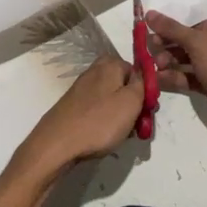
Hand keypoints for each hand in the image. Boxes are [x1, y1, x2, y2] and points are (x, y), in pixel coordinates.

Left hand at [14, 57, 143, 177]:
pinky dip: (106, 120)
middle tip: (137, 127)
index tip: (148, 112)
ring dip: (121, 116)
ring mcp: (83, 87)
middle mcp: (95, 70)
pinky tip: (106, 136)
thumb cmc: (100, 121)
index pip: (138, 72)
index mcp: (110, 64)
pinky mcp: (75, 104)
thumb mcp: (131, 101)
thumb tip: (143, 73)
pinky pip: (99, 109)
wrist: (58, 143)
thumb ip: (142, 84)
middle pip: (124, 85)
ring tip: (122, 135)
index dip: (146, 92)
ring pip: (112, 99)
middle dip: (134, 105)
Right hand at [147, 12, 206, 141]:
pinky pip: (187, 76)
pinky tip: (160, 79)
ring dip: (168, 60)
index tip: (148, 23)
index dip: (169, 19)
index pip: (190, 17)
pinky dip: (174, 76)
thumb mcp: (197, 43)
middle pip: (185, 38)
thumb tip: (149, 13)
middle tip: (151, 47)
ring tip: (157, 65)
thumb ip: (172, 29)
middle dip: (166, 42)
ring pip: (184, 58)